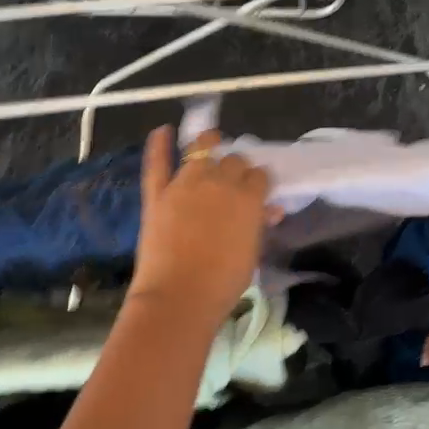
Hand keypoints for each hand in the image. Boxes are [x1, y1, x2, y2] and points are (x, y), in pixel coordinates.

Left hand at [128, 128, 275, 326]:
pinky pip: (158, 164)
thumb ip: (260, 225)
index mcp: (248, 197)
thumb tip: (271, 210)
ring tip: (210, 143)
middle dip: (237, 168)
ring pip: (200, 150)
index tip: (258, 190)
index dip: (259, 181)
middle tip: (234, 182)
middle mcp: (220, 181)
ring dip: (208, 145)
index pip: (260, 175)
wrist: (178, 298)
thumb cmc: (223, 283)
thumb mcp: (252, 254)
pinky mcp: (158, 194)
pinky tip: (161, 130)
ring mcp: (186, 184)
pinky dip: (158, 145)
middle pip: (234, 160)